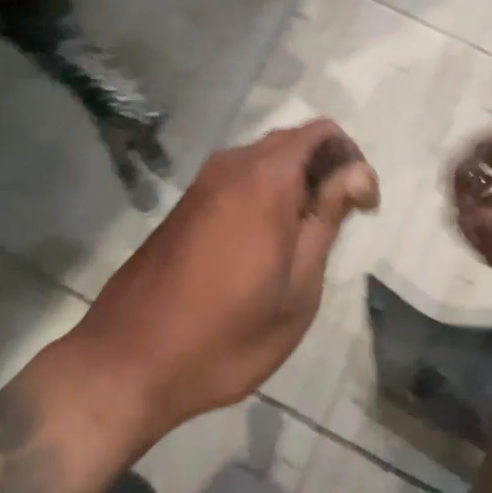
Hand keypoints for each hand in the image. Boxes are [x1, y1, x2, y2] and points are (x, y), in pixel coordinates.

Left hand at [68, 118, 379, 434]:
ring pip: (264, 161)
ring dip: (294, 185)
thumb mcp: (297, 288)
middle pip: (292, 142)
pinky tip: (265, 246)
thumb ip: (327, 219)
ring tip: (305, 241)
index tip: (362, 209)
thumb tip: (356, 172)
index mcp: (265, 179)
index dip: (351, 159)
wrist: (129, 360)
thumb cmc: (227, 335)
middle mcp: (231, 166)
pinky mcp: (185, 204)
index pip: (321, 132)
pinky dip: (264, 196)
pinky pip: (238, 180)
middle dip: (324, 171)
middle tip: (338, 226)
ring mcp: (203, 183)